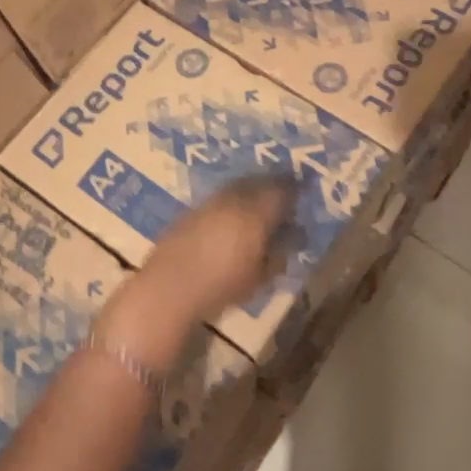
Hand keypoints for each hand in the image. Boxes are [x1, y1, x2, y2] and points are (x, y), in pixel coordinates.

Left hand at [147, 173, 300, 320]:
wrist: (168, 288)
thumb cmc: (222, 286)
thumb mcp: (261, 276)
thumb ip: (281, 252)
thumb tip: (296, 235)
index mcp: (255, 212)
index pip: (282, 190)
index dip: (295, 189)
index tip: (303, 191)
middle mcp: (232, 199)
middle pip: (258, 183)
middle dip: (272, 185)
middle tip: (283, 193)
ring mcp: (208, 202)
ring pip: (236, 187)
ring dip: (250, 190)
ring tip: (258, 204)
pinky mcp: (189, 211)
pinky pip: (218, 198)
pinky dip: (230, 201)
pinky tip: (230, 216)